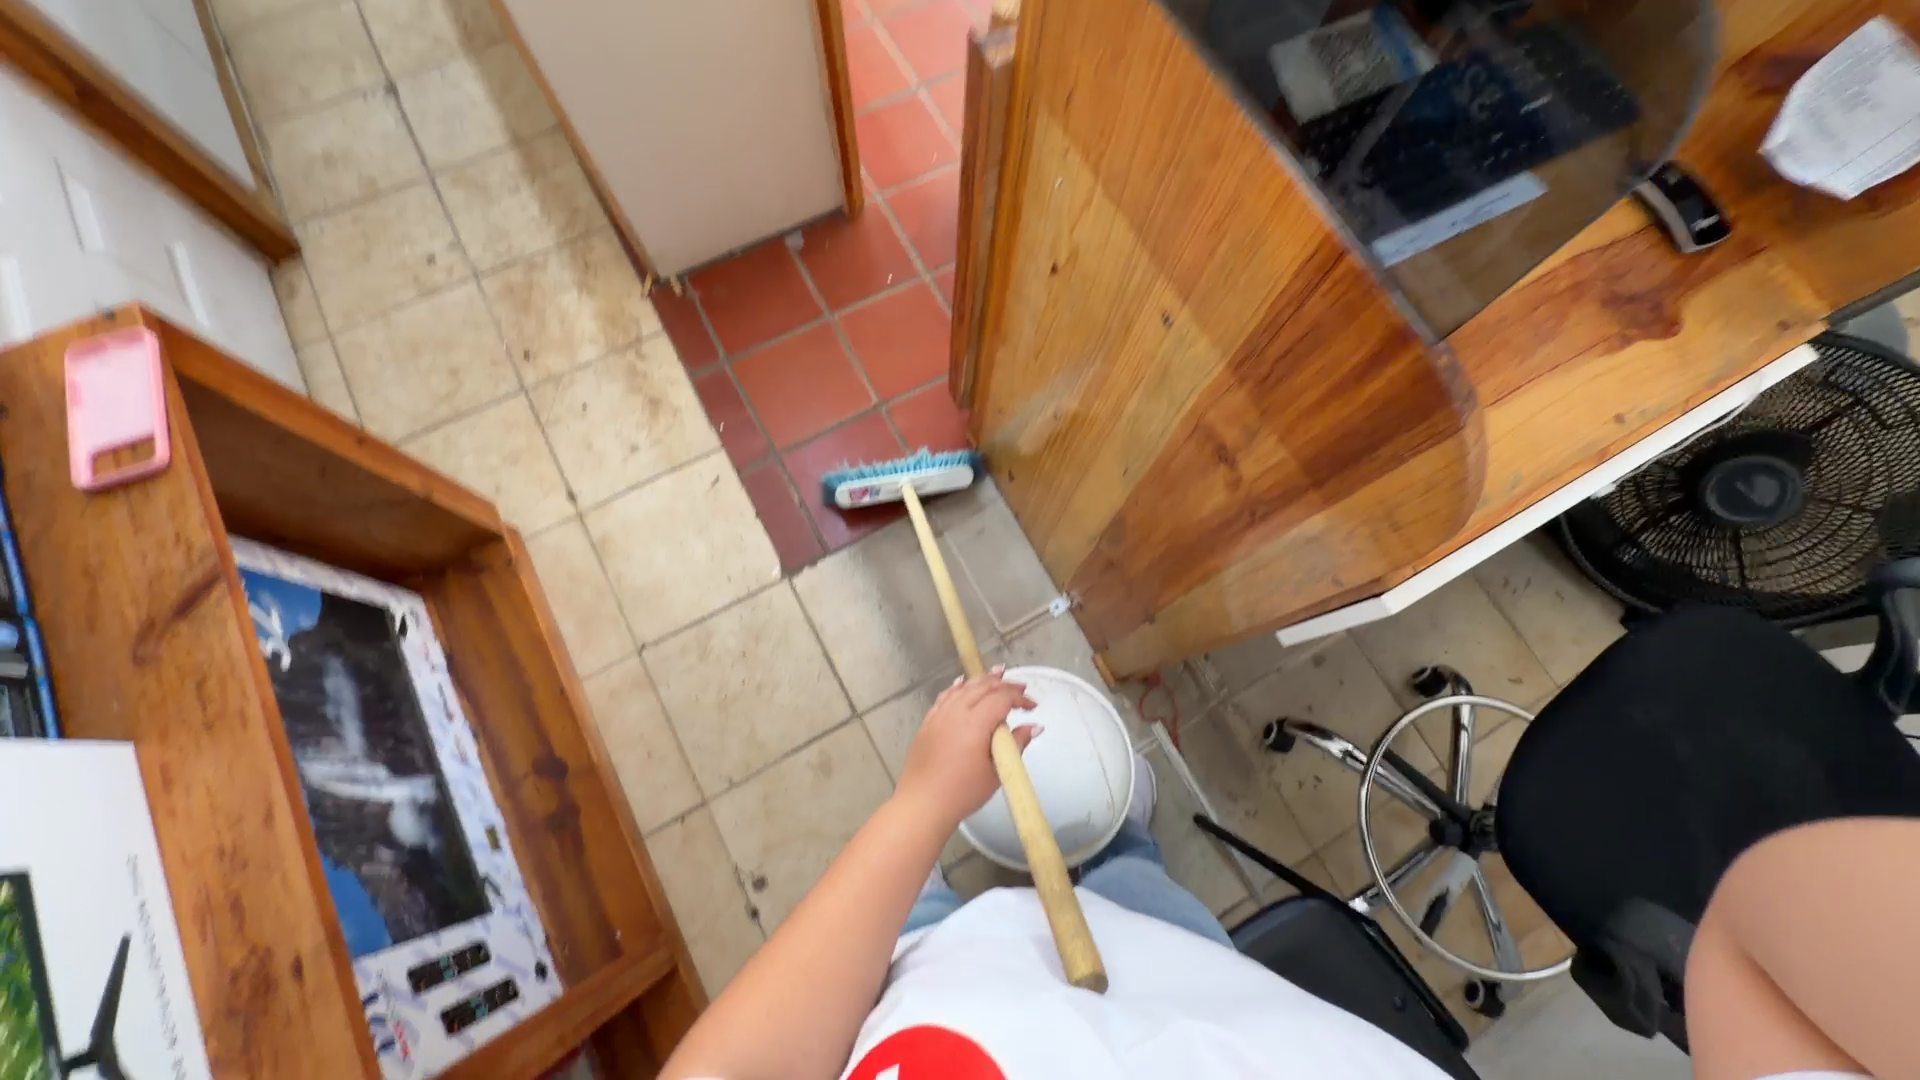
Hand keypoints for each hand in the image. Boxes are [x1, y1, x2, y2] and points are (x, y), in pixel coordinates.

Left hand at [896, 668, 1039, 830]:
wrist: (922, 804)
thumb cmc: (963, 792)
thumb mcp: (996, 772)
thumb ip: (1016, 744)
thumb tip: (1034, 727)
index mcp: (975, 722)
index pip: (1001, 698)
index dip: (1019, 698)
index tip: (1032, 706)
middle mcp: (955, 712)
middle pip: (982, 688)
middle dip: (1003, 684)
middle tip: (1019, 686)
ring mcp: (938, 716)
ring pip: (963, 688)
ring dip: (981, 681)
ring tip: (996, 675)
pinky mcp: (927, 723)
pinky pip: (945, 697)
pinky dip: (958, 688)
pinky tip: (962, 685)